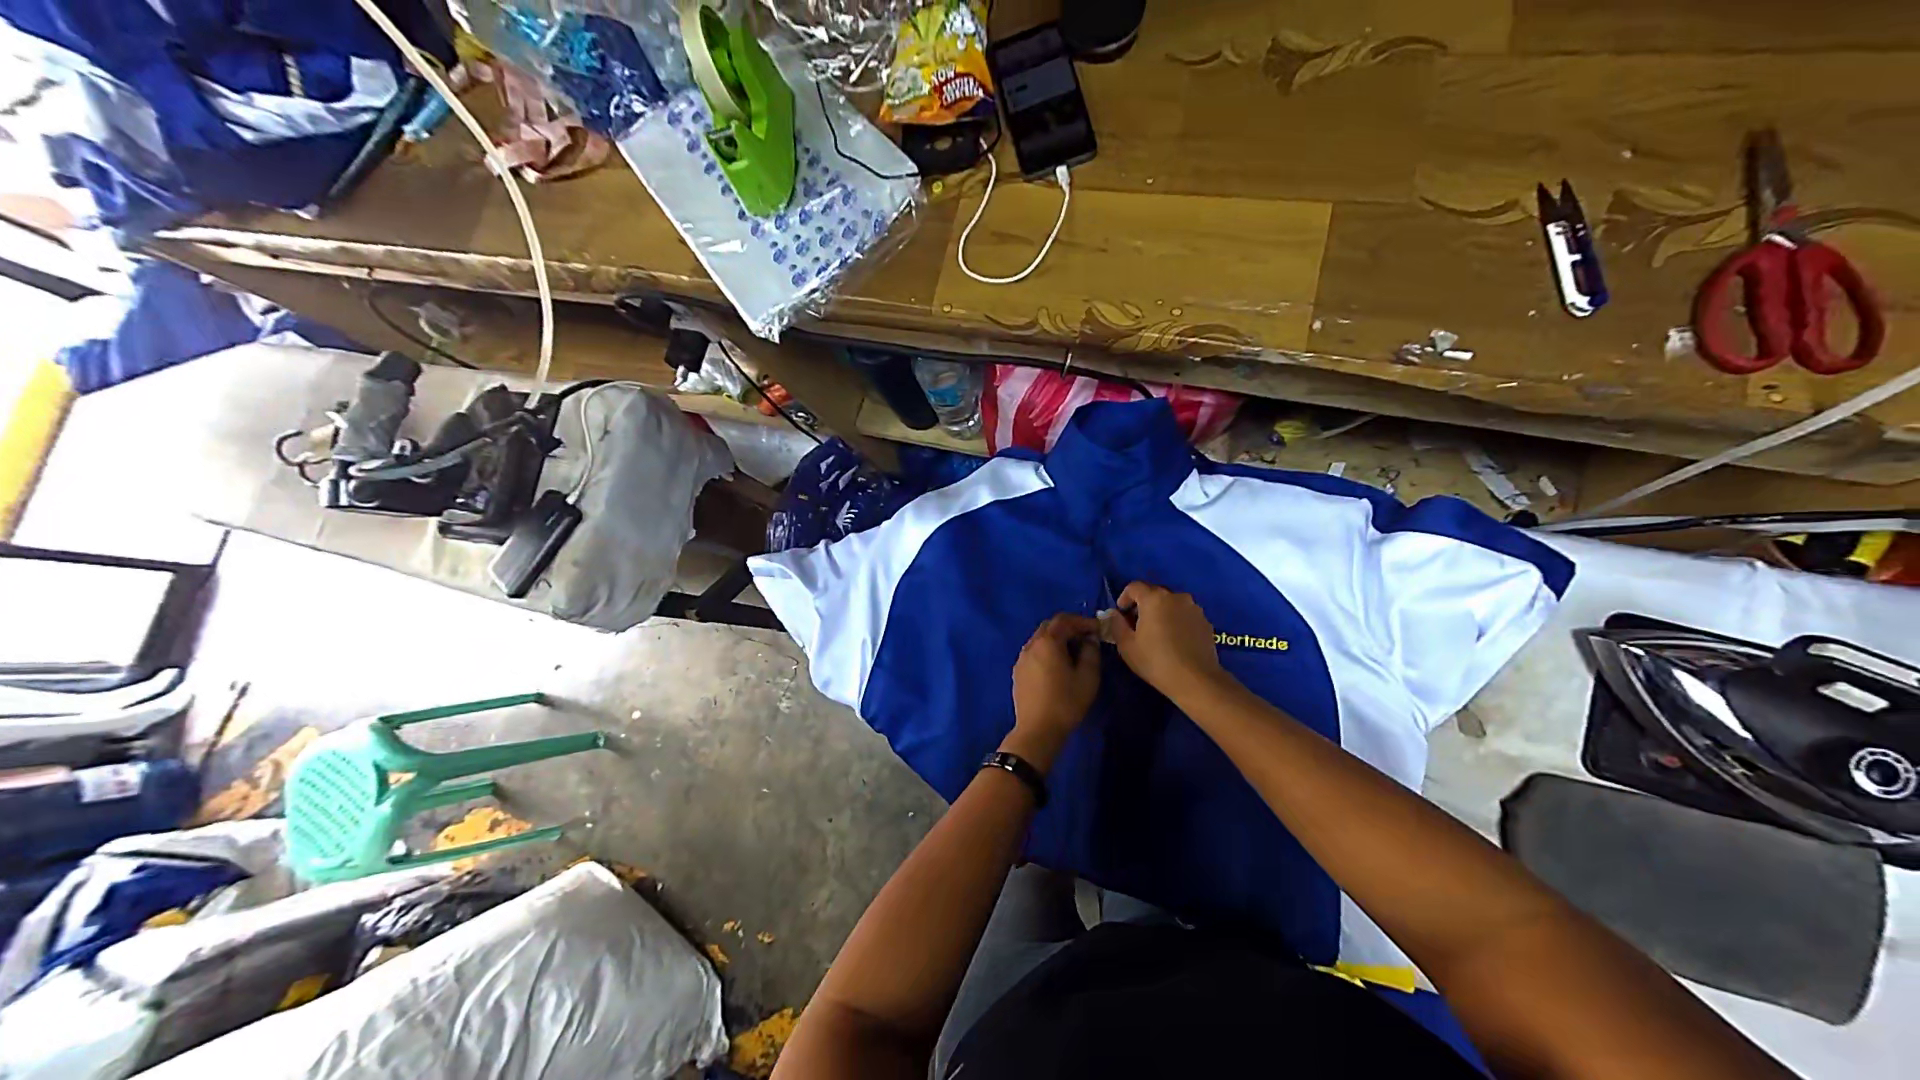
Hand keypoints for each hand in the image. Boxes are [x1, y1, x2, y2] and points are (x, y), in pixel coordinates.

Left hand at [1007, 614, 1102, 769]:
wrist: (1037, 730)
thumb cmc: (1066, 702)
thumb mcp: (1088, 677)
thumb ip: (1091, 652)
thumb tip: (1089, 639)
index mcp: (1047, 642)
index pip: (1064, 620)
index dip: (1083, 621)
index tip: (1097, 630)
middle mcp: (1031, 645)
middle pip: (1050, 627)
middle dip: (1069, 628)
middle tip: (1086, 638)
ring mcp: (1021, 659)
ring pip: (1040, 640)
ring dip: (1057, 640)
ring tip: (1074, 652)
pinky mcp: (1018, 672)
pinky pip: (1034, 653)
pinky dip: (1047, 652)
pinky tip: (1057, 666)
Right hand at [1107, 582, 1231, 703]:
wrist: (1195, 679)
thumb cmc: (1155, 661)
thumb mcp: (1127, 645)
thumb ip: (1117, 624)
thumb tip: (1115, 614)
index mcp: (1154, 598)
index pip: (1134, 587)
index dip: (1124, 598)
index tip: (1121, 614)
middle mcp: (1176, 597)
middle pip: (1154, 593)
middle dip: (1143, 605)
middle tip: (1137, 625)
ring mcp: (1194, 608)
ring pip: (1172, 604)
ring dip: (1162, 613)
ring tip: (1158, 633)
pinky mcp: (1206, 622)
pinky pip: (1185, 615)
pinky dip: (1177, 621)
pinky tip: (1175, 640)